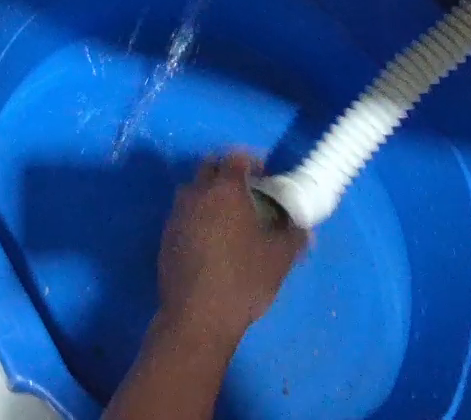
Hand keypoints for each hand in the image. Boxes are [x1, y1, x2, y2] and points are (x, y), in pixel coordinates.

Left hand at [154, 152, 307, 350]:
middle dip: (228, 171)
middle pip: (210, 166)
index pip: (236, 157)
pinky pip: (184, 212)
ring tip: (229, 214)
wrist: (197, 313)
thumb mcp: (280, 258)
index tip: (264, 173)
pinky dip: (197, 214)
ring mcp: (177, 212)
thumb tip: (304, 228)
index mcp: (225, 189)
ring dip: (210, 192)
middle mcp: (197, 192)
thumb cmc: (243, 279)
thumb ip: (294, 236)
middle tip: (247, 190)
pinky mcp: (166, 233)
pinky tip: (211, 238)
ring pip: (194, 188)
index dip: (252, 160)